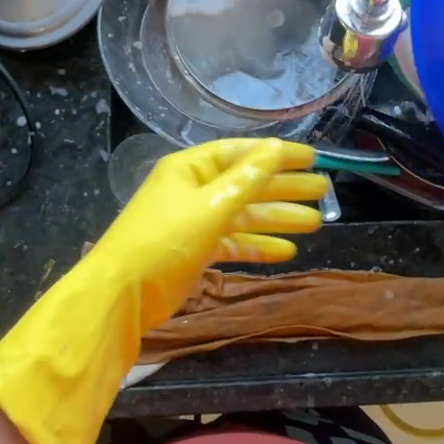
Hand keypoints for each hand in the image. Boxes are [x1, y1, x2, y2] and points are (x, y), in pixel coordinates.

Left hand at [0, 139, 328, 443]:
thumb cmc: (163, 242)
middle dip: (284, 187)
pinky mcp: (194, 252)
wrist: (119, 295)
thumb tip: (278, 148)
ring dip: (276, 218)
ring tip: (316, 223)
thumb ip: (247, 179)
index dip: (278, 155)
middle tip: (324, 190)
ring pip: (243, 215)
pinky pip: (232, 242)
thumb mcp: (210, 207)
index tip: (313, 158)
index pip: (241, 153)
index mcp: (189, 169)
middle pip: (246, 183)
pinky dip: (257, 246)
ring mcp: (192, 222)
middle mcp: (191, 190)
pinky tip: (287, 251)